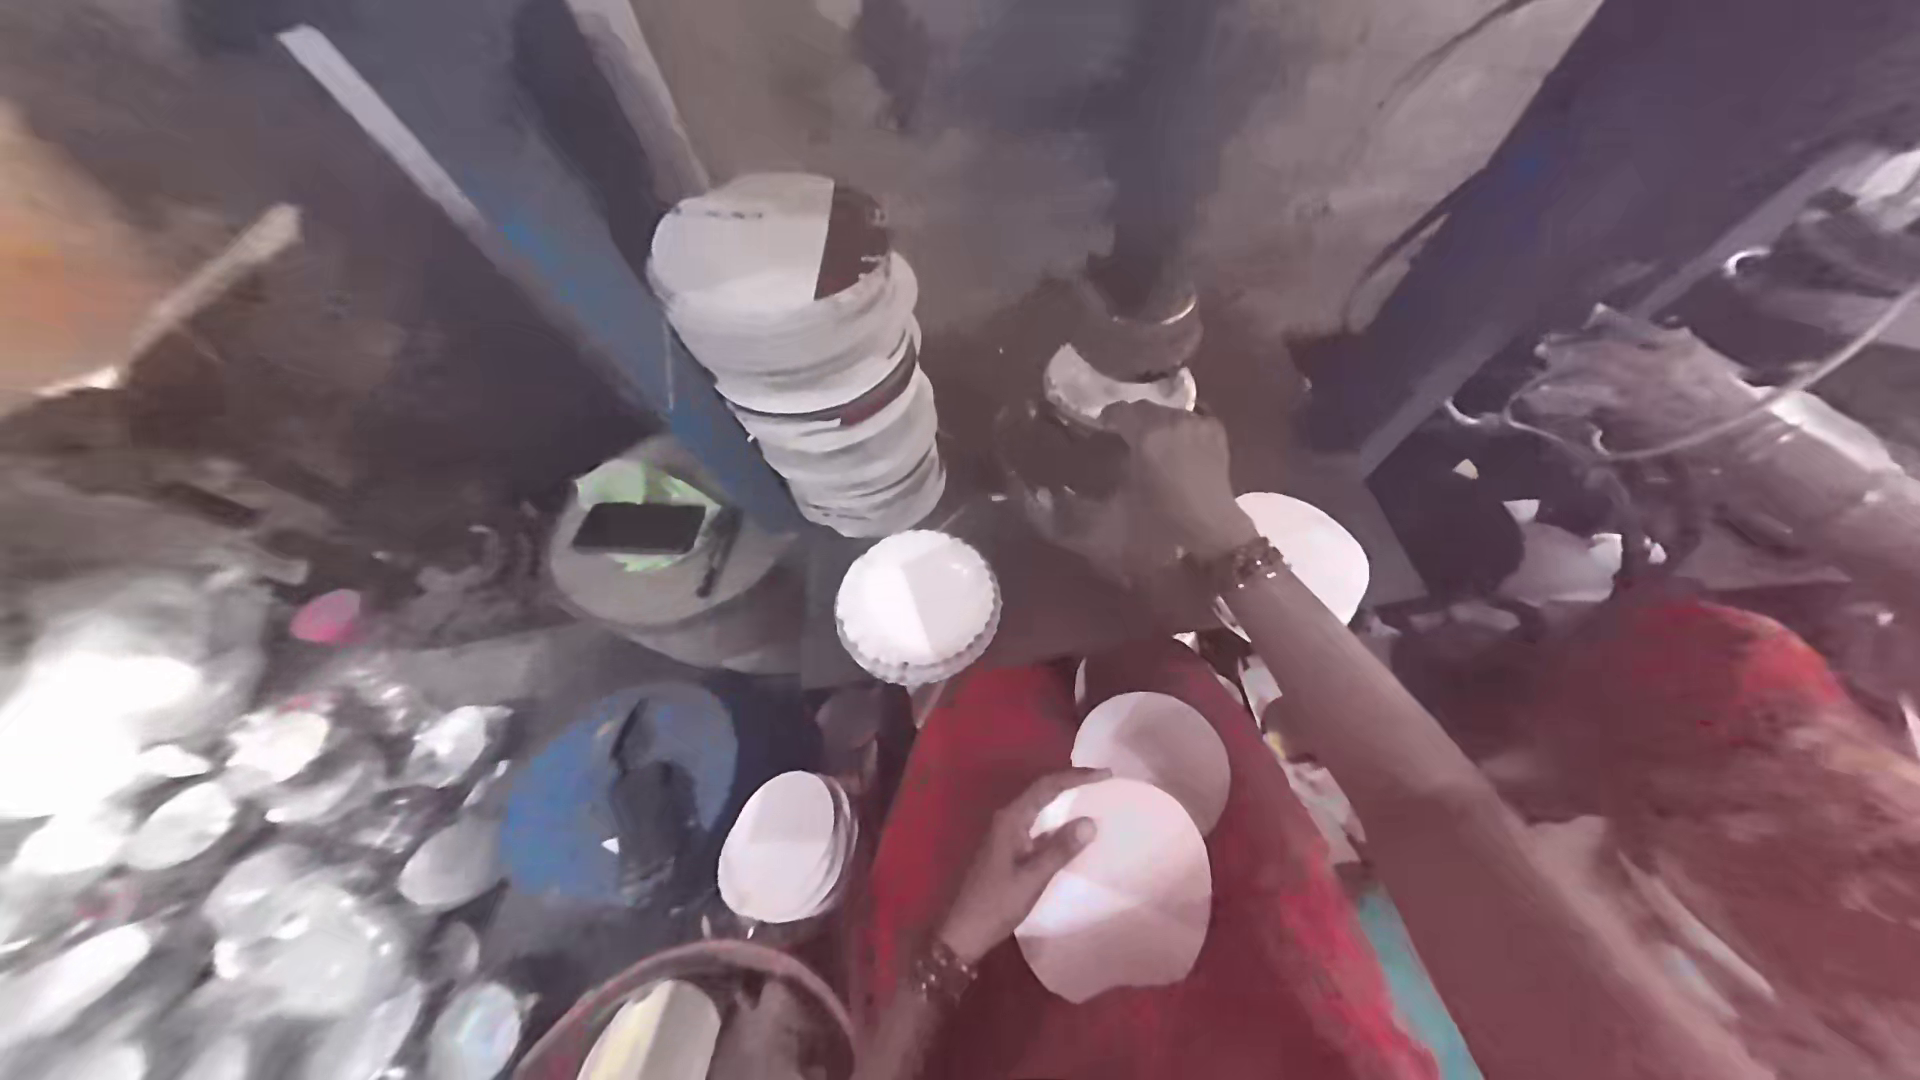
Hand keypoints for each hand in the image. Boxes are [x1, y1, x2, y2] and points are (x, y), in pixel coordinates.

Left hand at [936, 768, 1108, 964]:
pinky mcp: (1009, 845)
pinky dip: (1056, 818)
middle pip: (1042, 789)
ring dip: (1064, 797)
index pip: (1046, 786)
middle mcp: (1008, 817)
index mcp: (1011, 817)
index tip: (1105, 774)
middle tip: (1102, 780)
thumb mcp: (1033, 878)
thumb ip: (1061, 849)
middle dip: (1071, 781)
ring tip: (1092, 795)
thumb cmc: (997, 903)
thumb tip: (1091, 821)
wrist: (965, 929)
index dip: (1076, 776)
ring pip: (1039, 804)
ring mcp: (1007, 830)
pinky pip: (1037, 821)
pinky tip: (1071, 826)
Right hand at [1100, 402, 1258, 559]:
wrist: (1209, 526)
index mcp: (1147, 435)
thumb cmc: (1162, 516)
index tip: (1102, 427)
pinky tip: (1177, 445)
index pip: (1121, 410)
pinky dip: (1178, 427)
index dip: (1108, 417)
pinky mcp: (1215, 430)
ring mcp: (1197, 423)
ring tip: (1152, 442)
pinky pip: (1190, 419)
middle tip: (1126, 435)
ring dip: (1157, 422)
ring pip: (1168, 412)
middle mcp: (1173, 420)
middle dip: (1133, 419)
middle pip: (1145, 407)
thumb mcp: (1126, 493)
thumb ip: (1113, 463)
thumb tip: (1104, 454)